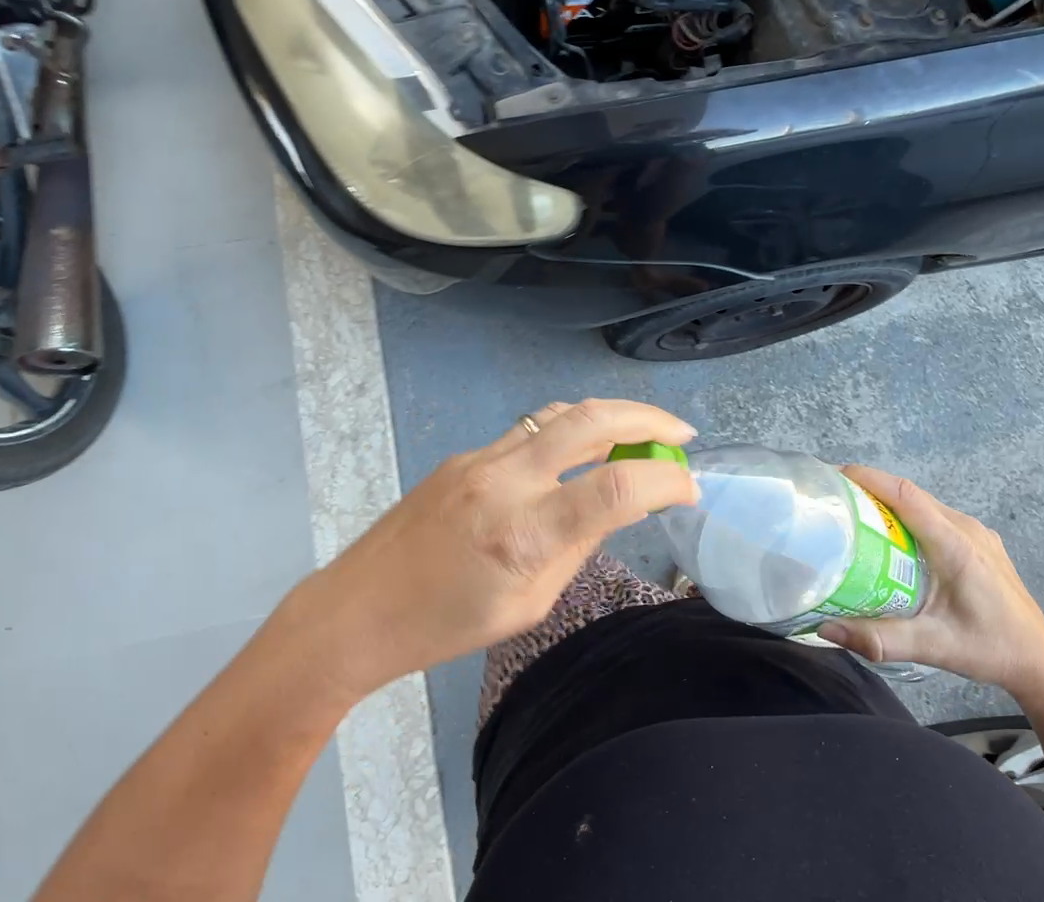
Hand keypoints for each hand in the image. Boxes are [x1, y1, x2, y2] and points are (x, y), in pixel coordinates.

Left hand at [293, 399, 698, 692]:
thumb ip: (577, 547)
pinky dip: (570, 432)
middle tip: (681, 433)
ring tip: (641, 431)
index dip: (664, 481)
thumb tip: (619, 508)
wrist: (356, 610)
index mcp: (523, 535)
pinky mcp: (464, 456)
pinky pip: (530, 431)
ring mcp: (480, 460)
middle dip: (649, 417)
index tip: (688, 487)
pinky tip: (580, 453)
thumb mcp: (527, 604)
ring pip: (561, 415)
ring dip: (611, 415)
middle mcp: (504, 482)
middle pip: (592, 420)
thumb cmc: (443, 628)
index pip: (615, 489)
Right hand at [818, 466, 1043, 693]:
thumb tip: (826, 628)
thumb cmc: (989, 649)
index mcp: (956, 545)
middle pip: (912, 495)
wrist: (1039, 660)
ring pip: (924, 506)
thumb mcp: (933, 647)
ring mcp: (976, 533)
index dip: (870, 479)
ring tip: (851, 515)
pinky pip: (936, 518)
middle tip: (832, 499)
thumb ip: (880, 638)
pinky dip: (907, 518)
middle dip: (870, 489)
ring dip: (888, 503)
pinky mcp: (979, 543)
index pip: (907, 496)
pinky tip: (889, 538)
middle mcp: (967, 529)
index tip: (834, 476)